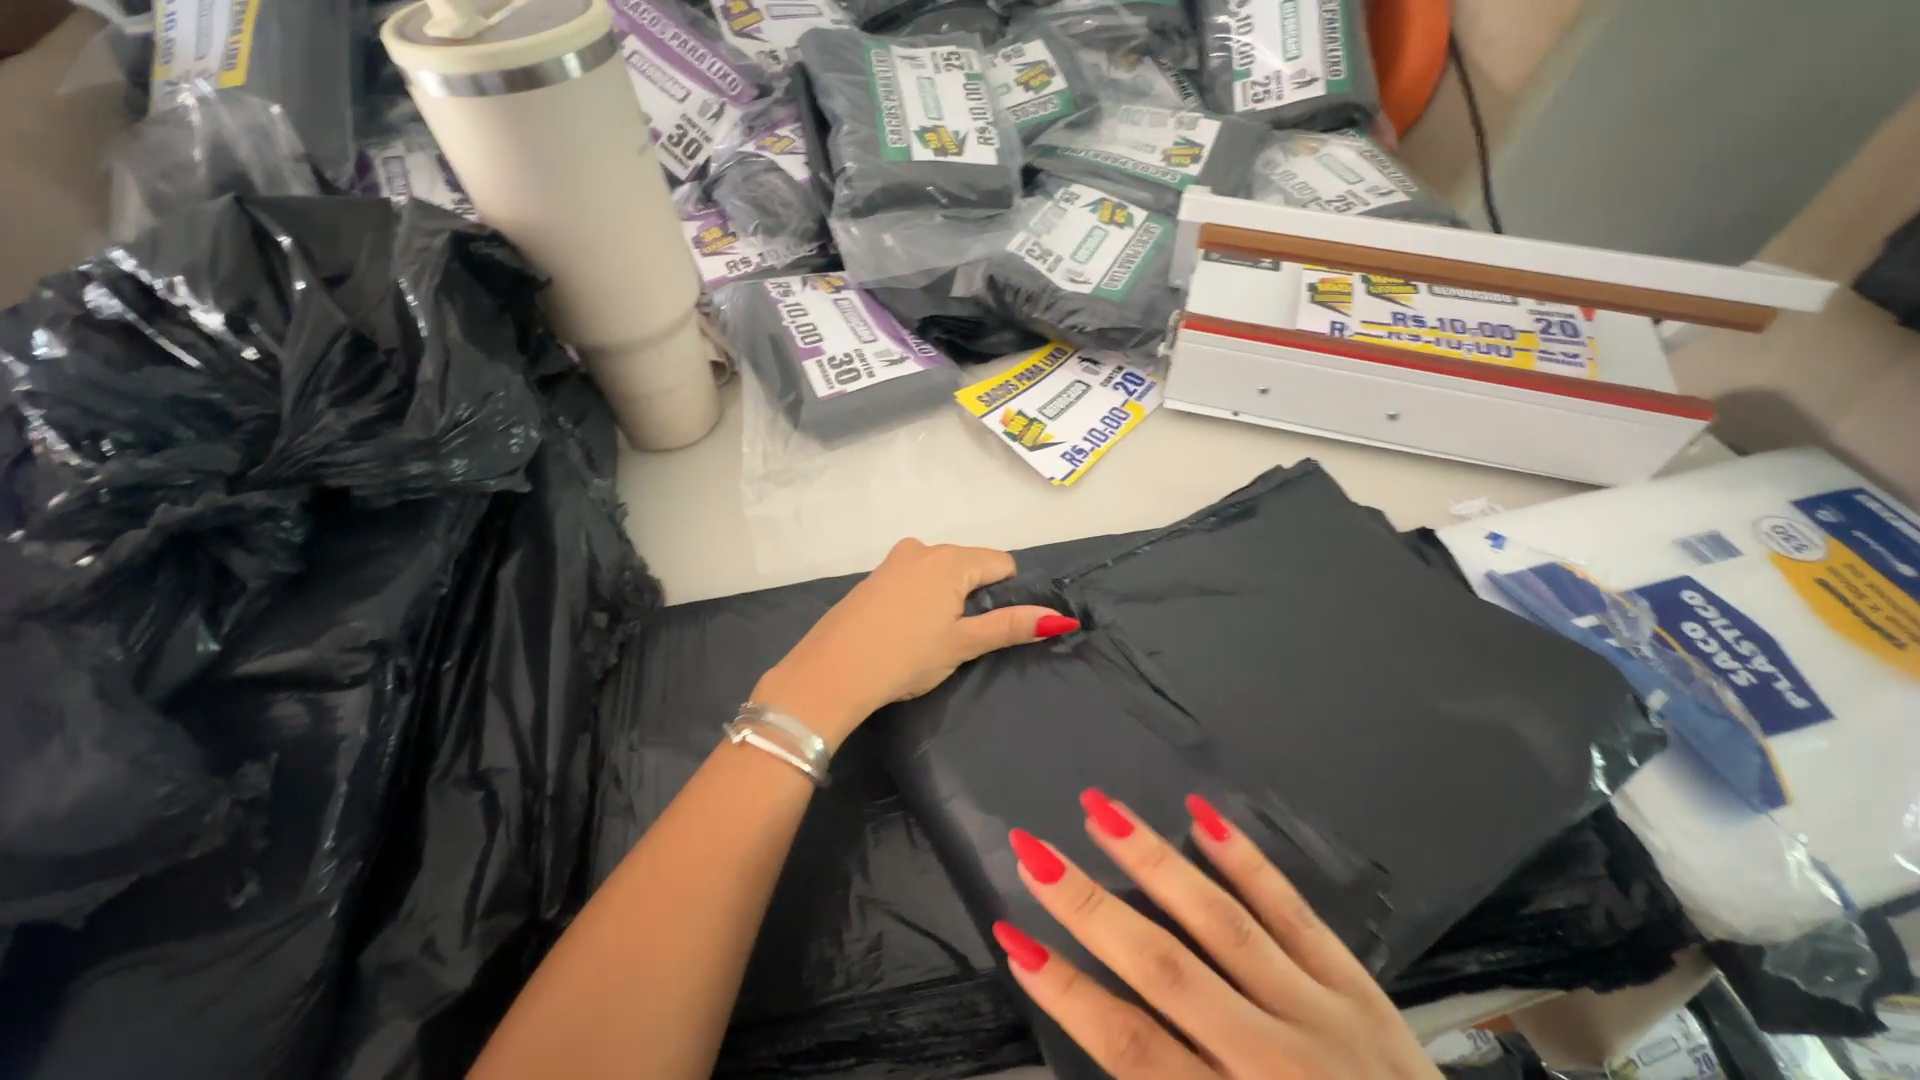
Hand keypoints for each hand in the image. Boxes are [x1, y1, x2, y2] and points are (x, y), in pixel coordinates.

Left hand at [753, 539, 1074, 749]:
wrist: (831, 672)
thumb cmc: (905, 657)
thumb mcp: (962, 644)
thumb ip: (1010, 626)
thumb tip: (1060, 618)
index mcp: (951, 560)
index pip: (1001, 564)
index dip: (1005, 596)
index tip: (988, 629)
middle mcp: (923, 549)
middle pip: (970, 565)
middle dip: (975, 596)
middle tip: (960, 639)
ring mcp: (894, 561)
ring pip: (940, 572)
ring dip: (947, 597)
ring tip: (931, 638)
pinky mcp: (873, 578)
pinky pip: (914, 579)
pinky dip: (921, 598)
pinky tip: (906, 630)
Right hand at [993, 792, 1442, 1079]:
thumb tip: (1107, 1029)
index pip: (1131, 1046)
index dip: (1068, 994)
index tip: (1016, 940)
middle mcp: (1271, 1059)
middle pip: (1165, 971)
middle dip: (1090, 908)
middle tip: (1033, 848)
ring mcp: (1320, 1014)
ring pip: (1223, 925)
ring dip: (1156, 864)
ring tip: (1101, 812)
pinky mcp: (1355, 985)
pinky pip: (1294, 913)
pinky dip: (1247, 863)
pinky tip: (1203, 816)